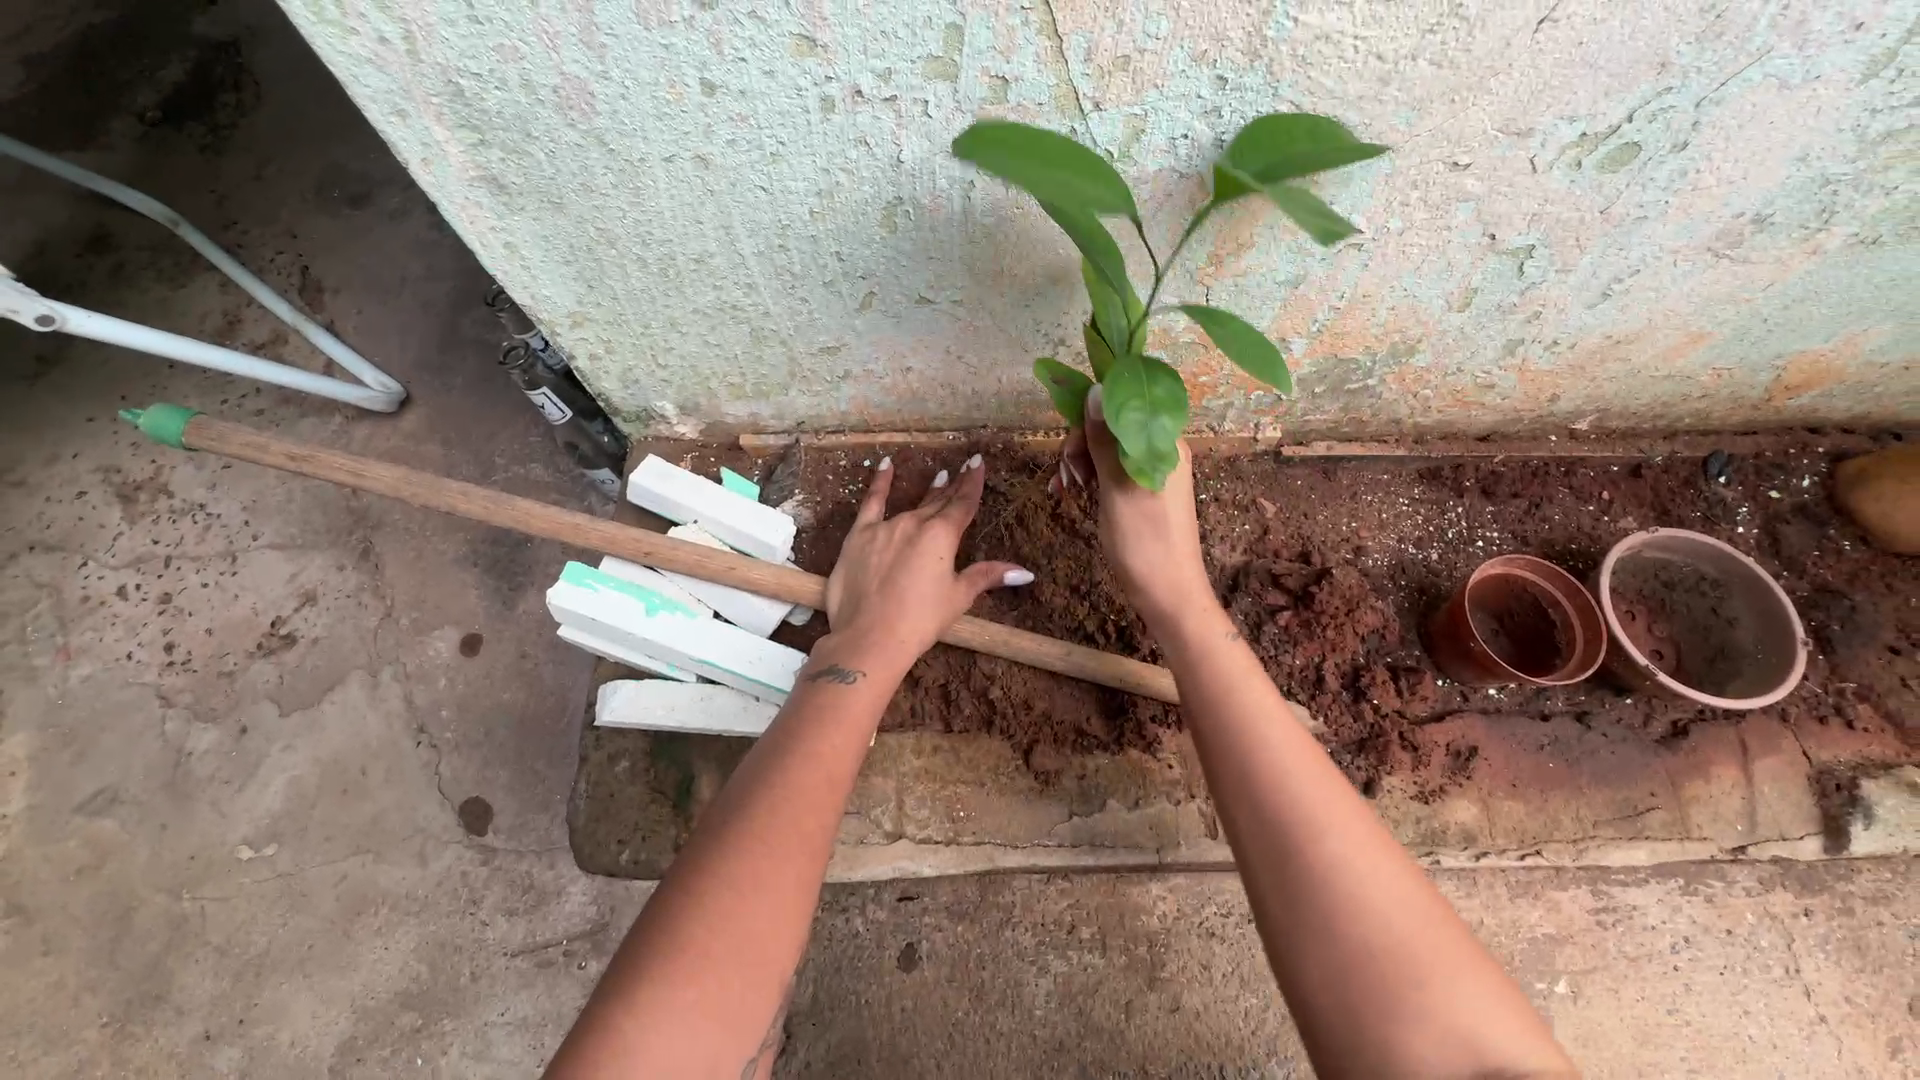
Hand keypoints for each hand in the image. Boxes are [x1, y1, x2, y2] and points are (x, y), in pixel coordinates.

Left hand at [823, 454, 1031, 670]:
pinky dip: (879, 483)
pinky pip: (871, 503)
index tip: (977, 463)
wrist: (870, 636)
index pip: (963, 503)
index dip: (972, 483)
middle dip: (953, 486)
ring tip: (938, 475)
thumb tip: (1024, 572)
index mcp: (942, 536)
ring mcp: (885, 527)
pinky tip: (886, 465)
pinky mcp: (859, 536)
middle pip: (939, 501)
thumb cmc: (920, 621)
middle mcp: (915, 523)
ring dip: (927, 491)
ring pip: (911, 504)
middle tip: (963, 468)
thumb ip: (987, 576)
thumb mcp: (958, 597)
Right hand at [1056, 385, 1215, 631]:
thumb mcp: (1116, 488)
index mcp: (1164, 442)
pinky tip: (1072, 492)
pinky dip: (1092, 476)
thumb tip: (1096, 390)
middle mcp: (1163, 449)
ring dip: (1082, 461)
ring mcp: (1155, 470)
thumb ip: (1105, 440)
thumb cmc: (1144, 542)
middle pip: (1113, 425)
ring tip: (1066, 487)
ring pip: (1109, 448)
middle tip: (1067, 474)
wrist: (1169, 593)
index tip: (1070, 446)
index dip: (1090, 417)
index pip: (1122, 404)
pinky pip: (1114, 469)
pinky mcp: (1145, 490)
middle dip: (1081, 442)